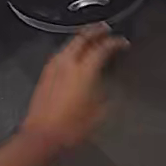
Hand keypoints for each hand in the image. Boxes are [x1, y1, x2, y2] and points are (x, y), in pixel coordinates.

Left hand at [19, 24, 128, 152]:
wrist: (41, 137)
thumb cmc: (73, 127)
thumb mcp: (99, 111)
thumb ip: (105, 92)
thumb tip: (108, 84)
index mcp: (84, 70)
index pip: (102, 48)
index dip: (115, 43)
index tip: (123, 43)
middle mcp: (68, 63)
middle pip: (82, 38)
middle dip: (95, 31)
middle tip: (106, 29)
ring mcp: (53, 67)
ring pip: (69, 44)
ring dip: (82, 38)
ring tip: (91, 38)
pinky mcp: (45, 75)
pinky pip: (60, 53)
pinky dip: (71, 48)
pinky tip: (74, 54)